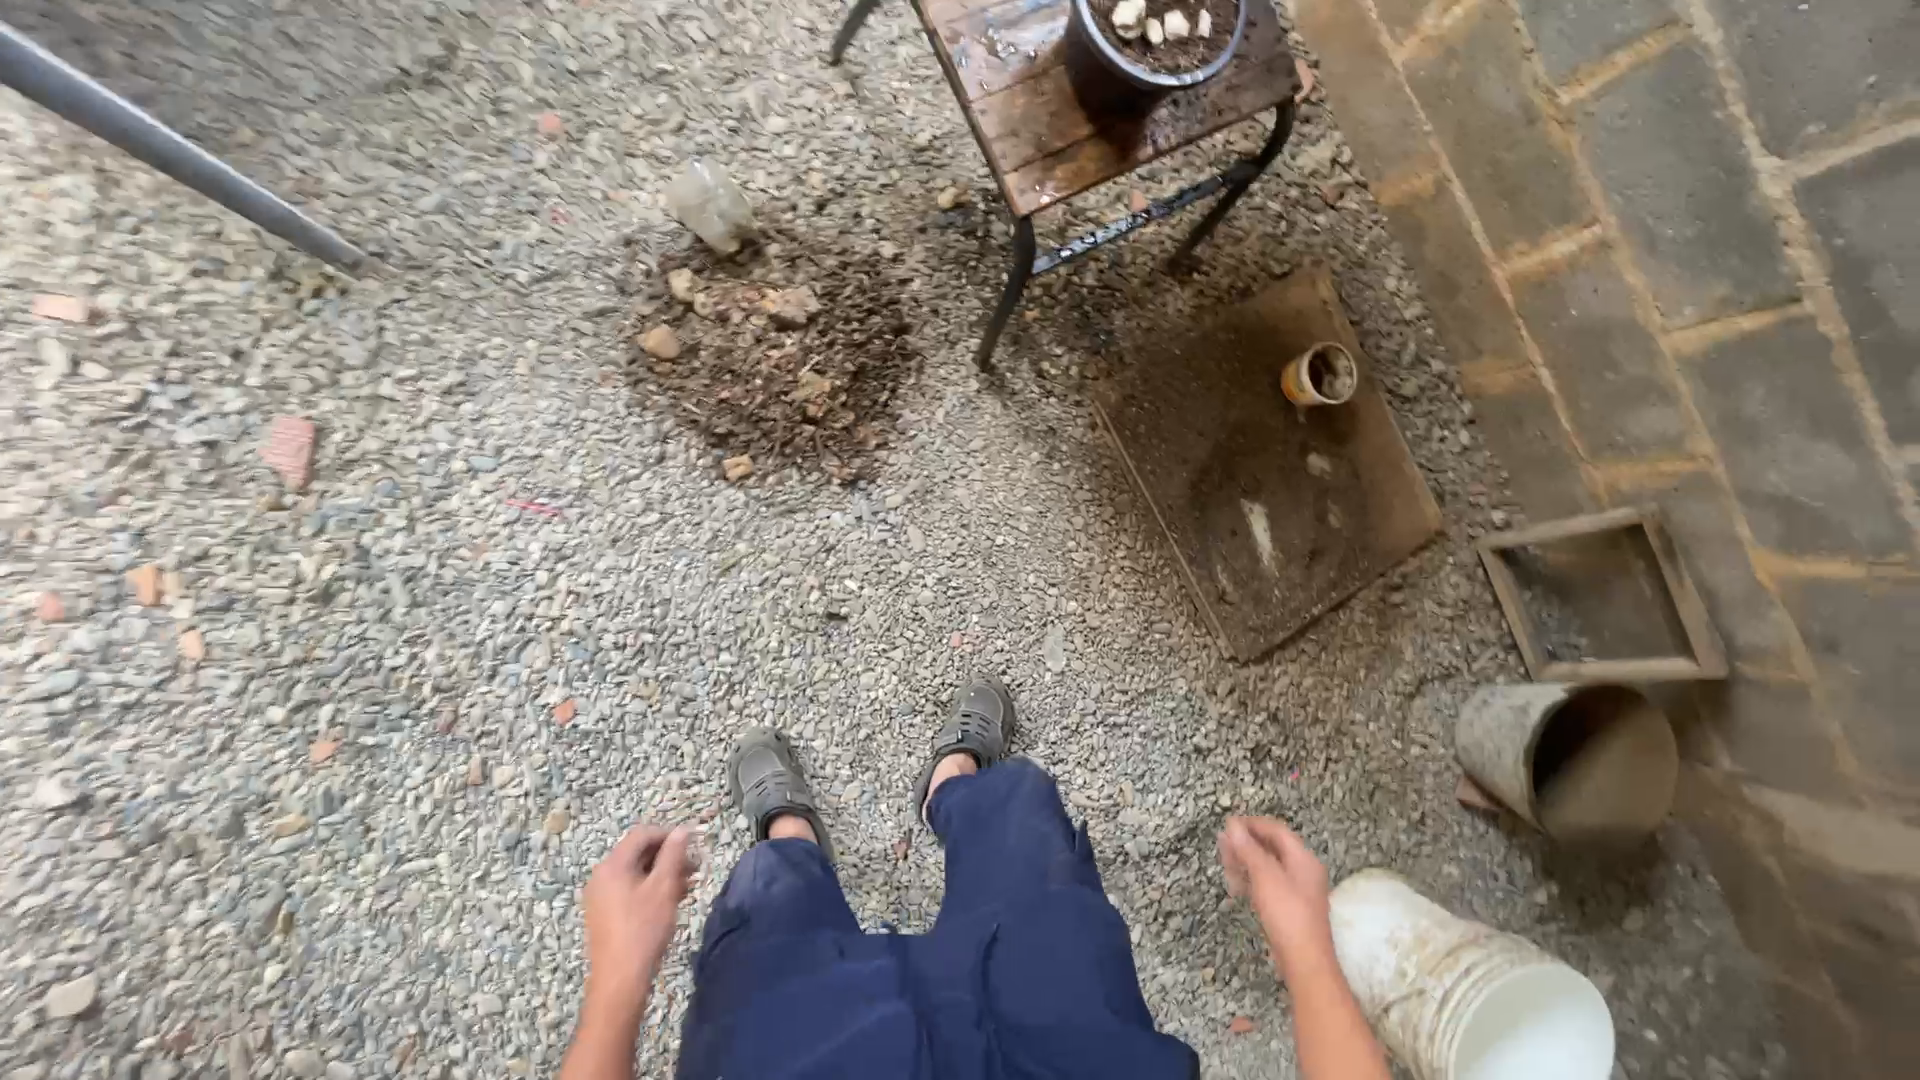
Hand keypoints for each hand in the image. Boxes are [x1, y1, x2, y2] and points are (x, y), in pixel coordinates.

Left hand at [581, 824, 695, 1019]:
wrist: (620, 979)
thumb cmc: (644, 928)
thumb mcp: (664, 887)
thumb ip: (674, 854)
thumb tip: (683, 830)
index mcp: (612, 865)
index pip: (642, 834)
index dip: (669, 834)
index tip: (693, 845)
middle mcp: (602, 876)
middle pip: (639, 852)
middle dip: (669, 856)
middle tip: (695, 868)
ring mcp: (601, 896)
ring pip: (637, 872)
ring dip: (663, 873)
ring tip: (687, 886)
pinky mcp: (605, 913)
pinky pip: (630, 888)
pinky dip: (651, 888)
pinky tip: (671, 901)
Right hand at [1218, 816, 1334, 980]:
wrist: (1305, 961)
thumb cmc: (1287, 914)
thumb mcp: (1265, 876)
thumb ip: (1248, 848)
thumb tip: (1232, 824)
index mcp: (1303, 859)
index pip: (1276, 830)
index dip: (1252, 824)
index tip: (1228, 825)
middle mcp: (1303, 870)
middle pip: (1272, 847)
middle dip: (1246, 844)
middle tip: (1222, 846)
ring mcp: (1297, 889)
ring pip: (1268, 865)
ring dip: (1246, 862)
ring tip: (1226, 865)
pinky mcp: (1289, 906)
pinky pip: (1268, 883)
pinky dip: (1252, 879)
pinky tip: (1237, 885)